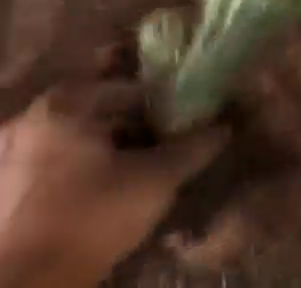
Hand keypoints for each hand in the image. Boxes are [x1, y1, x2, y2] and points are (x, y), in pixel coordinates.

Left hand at [0, 82, 225, 287]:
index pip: (120, 87)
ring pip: (67, 143)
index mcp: (57, 113)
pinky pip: (48, 171)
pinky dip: (77, 173)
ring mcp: (3, 167)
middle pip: (91, 114)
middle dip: (128, 123)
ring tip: (138, 165)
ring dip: (102, 150)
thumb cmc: (94, 211)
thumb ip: (197, 143)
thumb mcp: (162, 174)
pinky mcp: (2, 199)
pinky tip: (105, 190)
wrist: (27, 281)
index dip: (156, 97)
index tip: (182, 112)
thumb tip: (223, 127)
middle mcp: (21, 131)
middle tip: (164, 137)